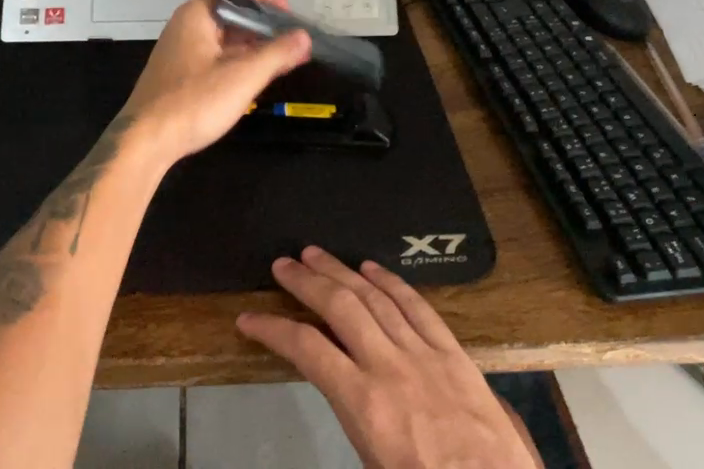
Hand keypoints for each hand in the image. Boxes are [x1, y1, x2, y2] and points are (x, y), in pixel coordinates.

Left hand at [118, 0, 311, 163]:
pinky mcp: (180, 74)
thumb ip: (276, 54)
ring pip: (224, 38)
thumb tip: (304, 37)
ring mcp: (181, 51)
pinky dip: (239, 60)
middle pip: (230, 14)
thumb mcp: (242, 77)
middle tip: (293, 39)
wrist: (146, 141)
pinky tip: (256, 76)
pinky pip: (215, 56)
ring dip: (254, 45)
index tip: (290, 12)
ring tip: (284, 58)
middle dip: (264, 25)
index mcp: (196, 15)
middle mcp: (186, 26)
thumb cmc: (194, 102)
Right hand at [237, 247, 539, 468]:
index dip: (272, 330)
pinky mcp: (454, 354)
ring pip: (376, 298)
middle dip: (306, 281)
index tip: (248, 320)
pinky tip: (373, 268)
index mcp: (363, 402)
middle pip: (340, 307)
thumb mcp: (371, 459)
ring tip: (317, 255)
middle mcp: (389, 366)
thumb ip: (351, 415)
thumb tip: (335, 387)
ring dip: (342, 272)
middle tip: (282, 264)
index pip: (306, 349)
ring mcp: (424, 354)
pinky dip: (392, 282)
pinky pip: (418, 307)